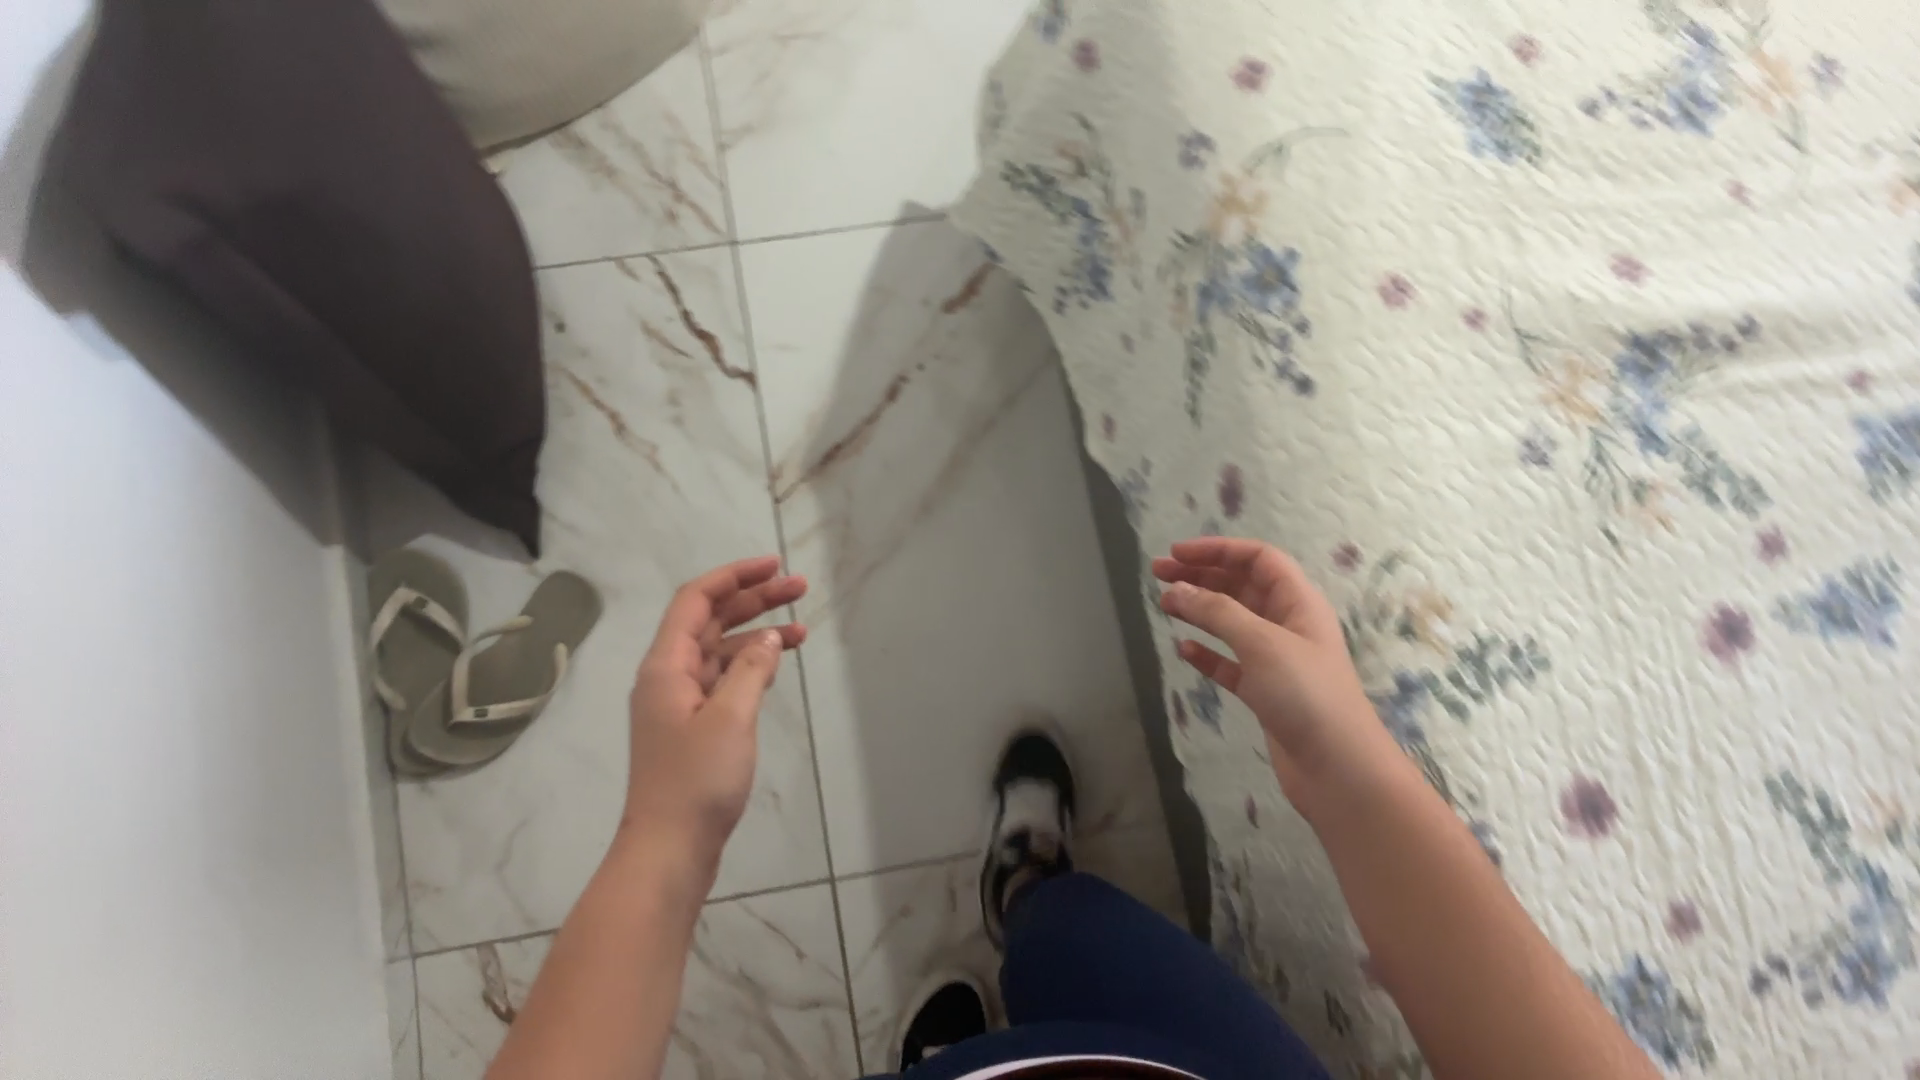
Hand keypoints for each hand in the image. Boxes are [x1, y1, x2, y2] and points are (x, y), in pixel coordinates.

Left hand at [624, 556, 806, 862]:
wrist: (669, 849)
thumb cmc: (697, 781)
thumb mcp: (731, 718)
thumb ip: (751, 670)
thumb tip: (770, 639)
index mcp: (667, 665)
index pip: (697, 600)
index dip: (735, 577)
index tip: (774, 566)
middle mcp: (669, 676)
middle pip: (711, 621)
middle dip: (754, 600)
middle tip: (800, 589)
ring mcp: (680, 702)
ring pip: (721, 650)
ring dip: (758, 634)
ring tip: (803, 629)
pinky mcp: (694, 726)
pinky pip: (724, 679)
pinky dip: (752, 666)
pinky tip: (778, 665)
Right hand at [1153, 537, 1394, 808]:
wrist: (1338, 769)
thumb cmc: (1306, 694)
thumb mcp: (1261, 643)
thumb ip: (1216, 612)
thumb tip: (1176, 589)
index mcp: (1298, 603)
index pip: (1257, 559)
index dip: (1217, 550)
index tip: (1176, 554)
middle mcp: (1287, 625)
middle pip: (1241, 587)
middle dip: (1201, 576)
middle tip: (1157, 574)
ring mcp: (1275, 660)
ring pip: (1231, 623)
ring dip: (1199, 610)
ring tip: (1164, 605)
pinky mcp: (1264, 692)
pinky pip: (1229, 662)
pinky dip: (1206, 653)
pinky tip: (1184, 650)